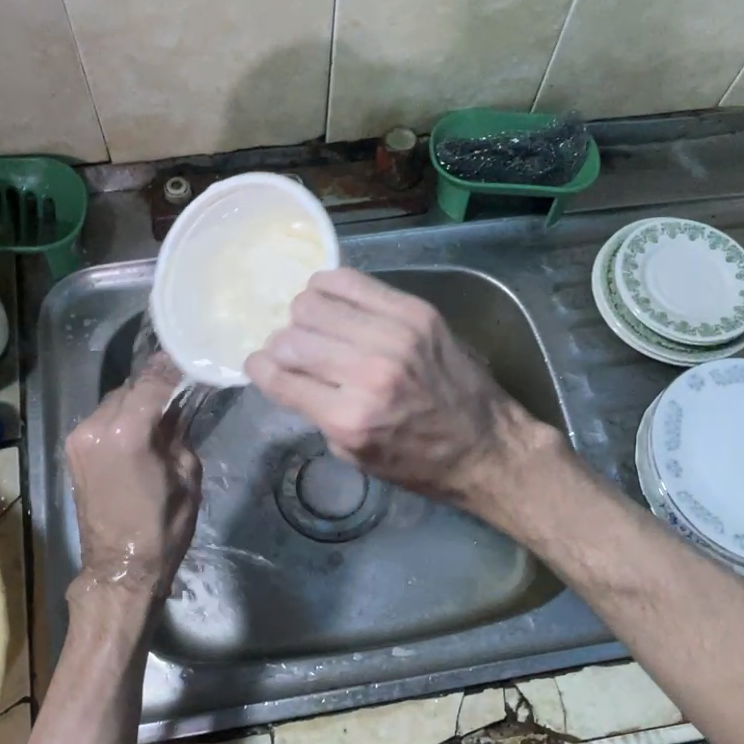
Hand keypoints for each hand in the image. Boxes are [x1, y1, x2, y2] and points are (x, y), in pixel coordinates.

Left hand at [64, 352, 201, 597]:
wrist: (120, 568)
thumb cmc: (163, 528)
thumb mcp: (187, 476)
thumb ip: (178, 433)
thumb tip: (176, 408)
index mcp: (127, 434)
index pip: (152, 382)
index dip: (172, 368)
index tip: (189, 358)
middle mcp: (95, 428)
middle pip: (129, 388)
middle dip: (154, 387)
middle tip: (179, 390)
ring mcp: (79, 439)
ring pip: (113, 402)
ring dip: (135, 403)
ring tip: (159, 415)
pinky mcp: (73, 452)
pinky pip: (101, 421)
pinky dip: (121, 419)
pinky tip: (139, 432)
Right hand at [244, 268, 547, 506]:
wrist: (486, 446)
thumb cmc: (417, 462)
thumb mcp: (355, 454)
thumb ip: (316, 411)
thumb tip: (287, 372)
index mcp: (349, 418)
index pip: (279, 375)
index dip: (259, 368)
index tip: (258, 364)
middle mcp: (368, 372)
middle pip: (292, 336)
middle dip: (282, 345)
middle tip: (294, 353)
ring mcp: (394, 336)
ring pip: (314, 302)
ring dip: (304, 316)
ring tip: (316, 328)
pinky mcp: (415, 312)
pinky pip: (351, 280)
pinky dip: (330, 287)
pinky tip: (333, 302)